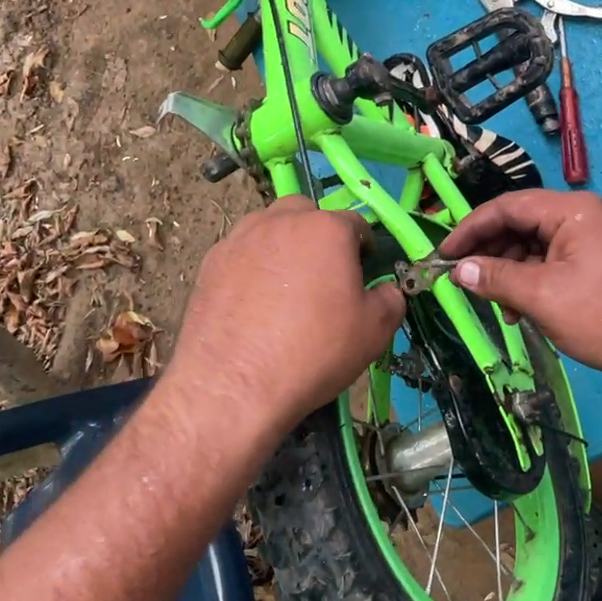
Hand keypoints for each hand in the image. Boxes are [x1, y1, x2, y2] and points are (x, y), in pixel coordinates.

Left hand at [168, 196, 403, 427]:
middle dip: (319, 235)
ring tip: (285, 287)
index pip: (356, 224)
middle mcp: (283, 221)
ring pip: (270, 227)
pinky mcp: (210, 262)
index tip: (362, 277)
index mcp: (327, 229)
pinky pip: (241, 252)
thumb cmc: (313, 352)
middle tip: (322, 277)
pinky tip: (253, 302)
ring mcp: (242, 238)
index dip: (364, 250)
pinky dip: (252, 266)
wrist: (233, 386)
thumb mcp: (374, 332)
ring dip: (283, 244)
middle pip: (307, 214)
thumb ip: (390, 300)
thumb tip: (388, 291)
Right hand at [441, 190, 601, 384]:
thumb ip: (495, 278)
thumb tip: (457, 270)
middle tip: (462, 279)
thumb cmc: (600, 317)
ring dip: (508, 272)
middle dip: (490, 253)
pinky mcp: (591, 259)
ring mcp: (588, 236)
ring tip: (497, 305)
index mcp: (572, 209)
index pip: (509, 205)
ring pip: (531, 244)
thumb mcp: (540, 297)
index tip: (443, 252)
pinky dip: (528, 281)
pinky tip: (518, 310)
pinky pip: (548, 260)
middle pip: (520, 223)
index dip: (472, 228)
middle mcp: (581, 214)